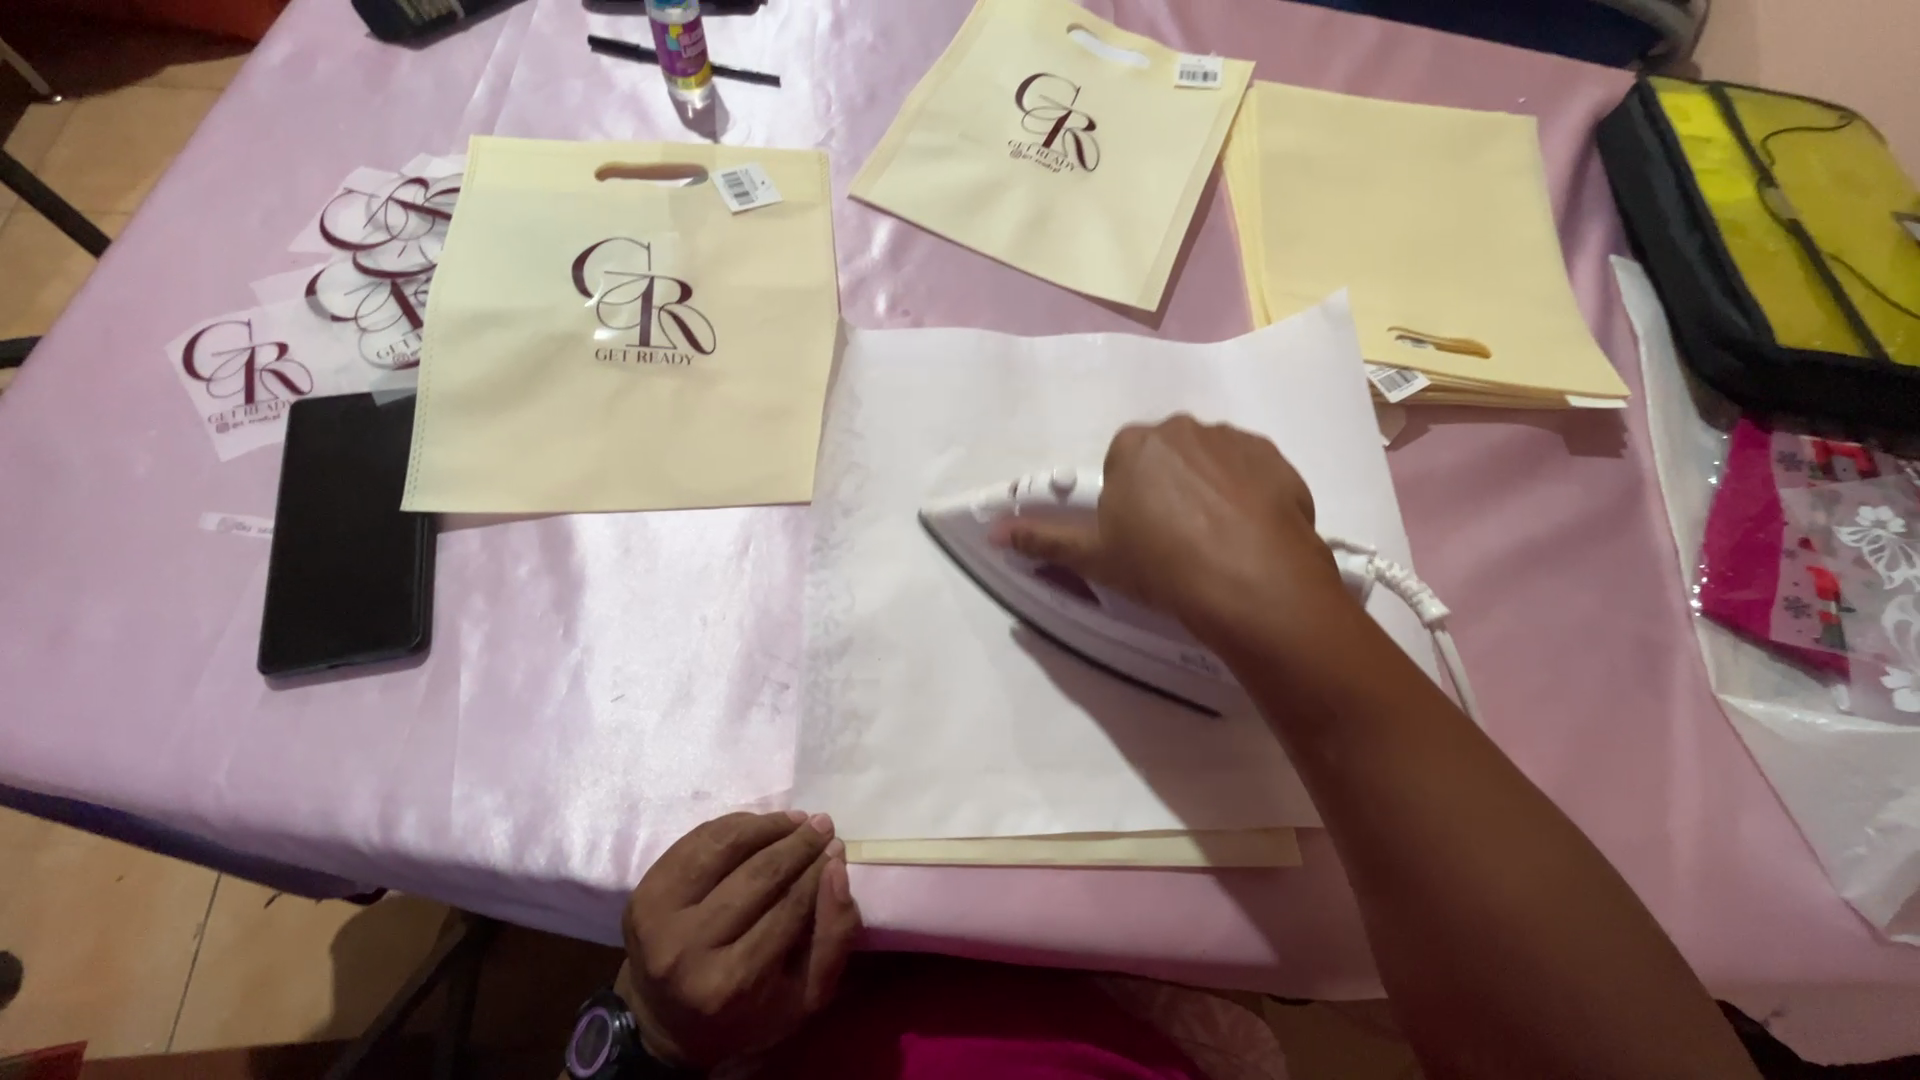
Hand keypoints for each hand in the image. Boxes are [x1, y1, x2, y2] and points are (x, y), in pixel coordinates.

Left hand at [618, 811, 858, 1068]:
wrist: (665, 1022)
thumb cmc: (747, 1012)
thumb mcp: (806, 995)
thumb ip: (836, 935)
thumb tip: (837, 866)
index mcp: (733, 983)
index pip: (790, 907)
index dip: (818, 871)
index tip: (837, 848)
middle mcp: (689, 949)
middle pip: (758, 875)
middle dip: (798, 844)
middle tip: (823, 825)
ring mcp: (658, 918)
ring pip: (723, 847)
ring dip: (766, 825)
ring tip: (795, 820)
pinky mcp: (643, 893)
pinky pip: (695, 841)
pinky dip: (733, 825)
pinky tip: (758, 824)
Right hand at [999, 415, 1342, 642]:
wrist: (1252, 583)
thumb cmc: (1161, 565)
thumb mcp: (1095, 556)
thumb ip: (1043, 539)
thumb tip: (994, 532)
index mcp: (1134, 446)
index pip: (1123, 466)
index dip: (1129, 503)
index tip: (1139, 538)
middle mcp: (1183, 429)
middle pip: (1168, 459)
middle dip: (1169, 490)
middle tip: (1176, 543)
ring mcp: (1235, 440)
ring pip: (1211, 464)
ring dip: (1210, 491)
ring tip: (1217, 542)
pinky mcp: (1277, 459)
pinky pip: (1253, 474)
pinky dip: (1249, 497)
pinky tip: (1249, 536)